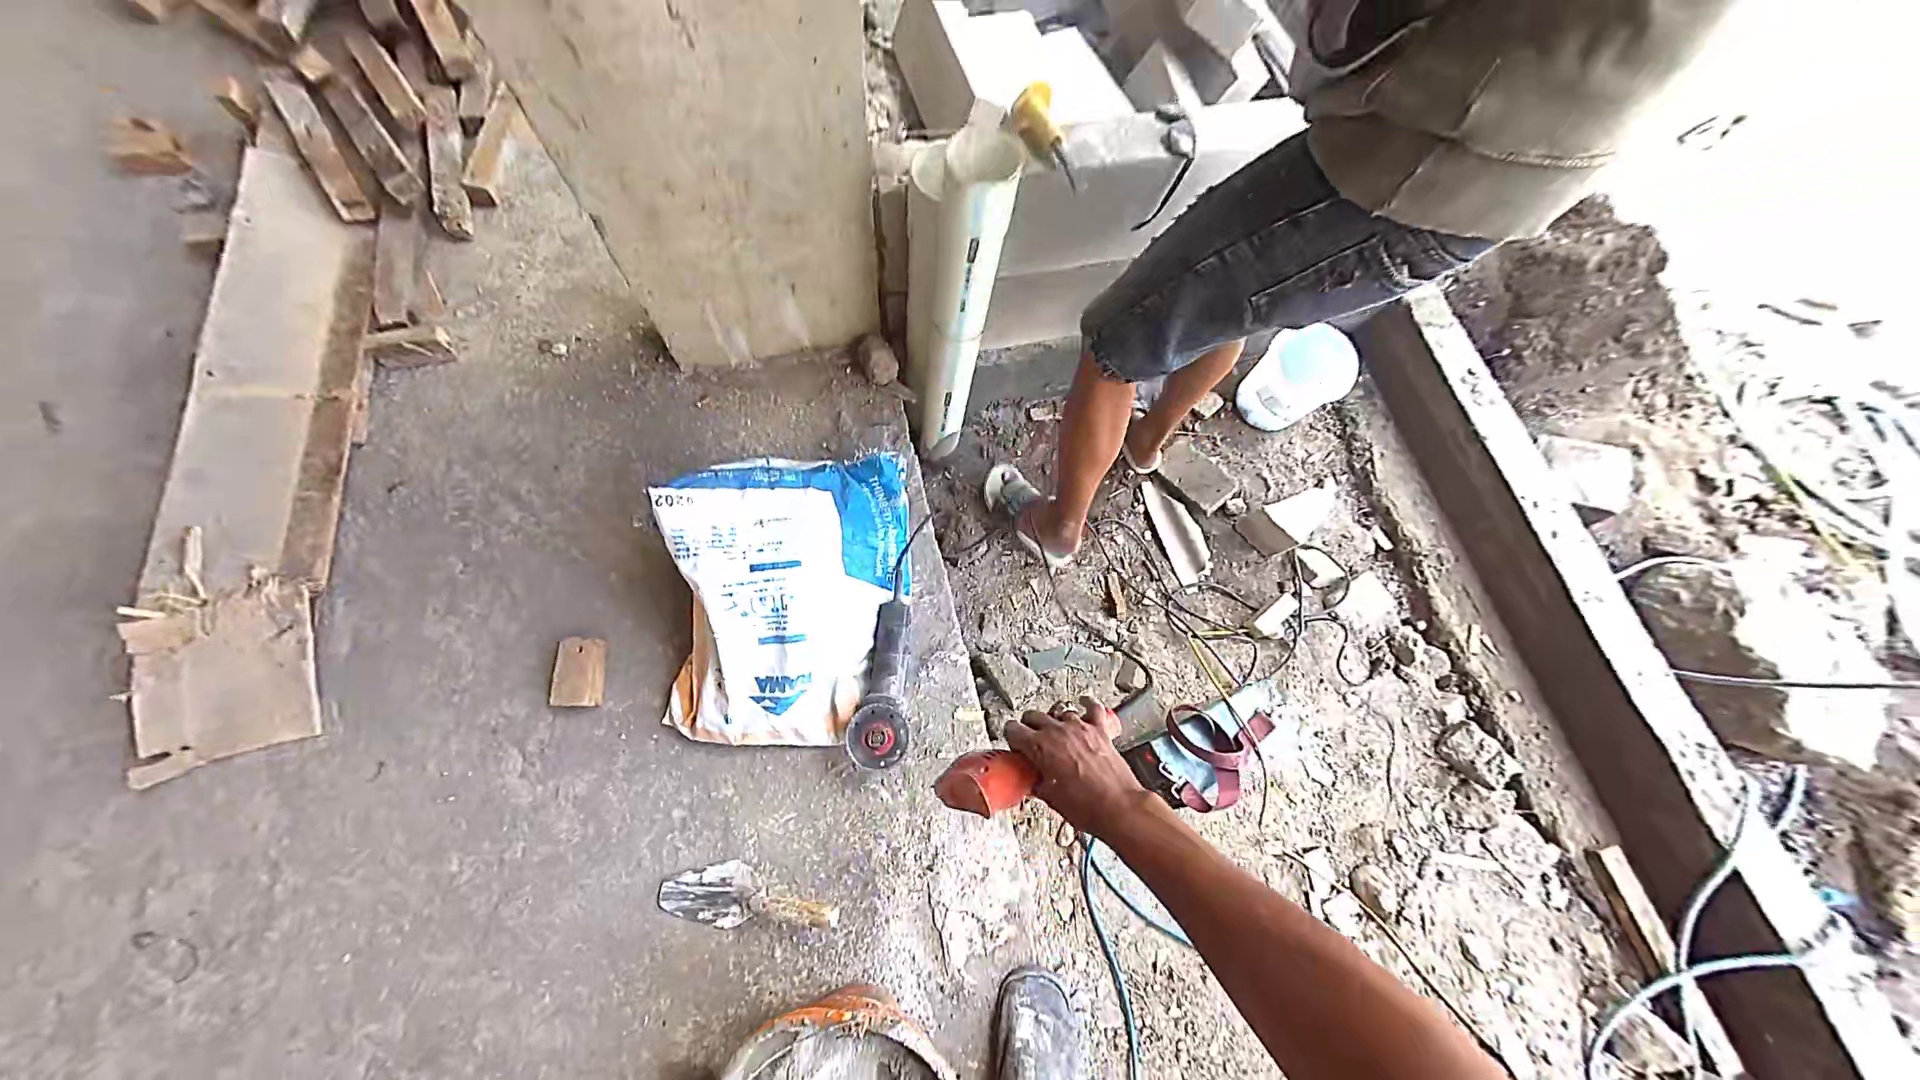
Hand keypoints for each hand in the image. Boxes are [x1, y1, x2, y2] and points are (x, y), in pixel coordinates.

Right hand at [1004, 696, 1150, 838]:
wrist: (1117, 807)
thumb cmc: (1086, 806)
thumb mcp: (1050, 798)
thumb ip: (1037, 781)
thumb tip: (1033, 780)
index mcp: (1039, 746)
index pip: (1013, 729)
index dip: (1012, 737)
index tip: (1015, 744)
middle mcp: (1057, 731)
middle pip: (1033, 715)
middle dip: (1029, 726)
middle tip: (1032, 739)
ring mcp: (1079, 727)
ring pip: (1059, 711)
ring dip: (1055, 721)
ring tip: (1057, 733)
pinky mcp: (1099, 729)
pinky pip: (1092, 707)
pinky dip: (1087, 705)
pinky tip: (1084, 704)